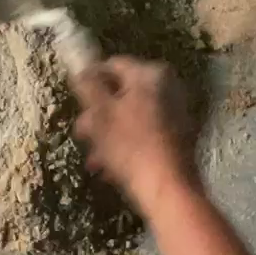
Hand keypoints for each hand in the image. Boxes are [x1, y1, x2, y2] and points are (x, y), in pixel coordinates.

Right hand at [72, 56, 199, 205]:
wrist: (168, 189)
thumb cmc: (131, 147)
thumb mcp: (101, 113)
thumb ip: (88, 85)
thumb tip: (80, 67)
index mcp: (151, 74)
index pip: (111, 65)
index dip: (89, 81)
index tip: (76, 102)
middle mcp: (168, 86)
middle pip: (121, 93)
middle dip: (98, 114)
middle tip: (83, 134)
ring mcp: (175, 111)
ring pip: (130, 115)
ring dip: (108, 133)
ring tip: (95, 157)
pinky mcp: (178, 134)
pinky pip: (144, 130)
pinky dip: (127, 143)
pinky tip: (112, 165)